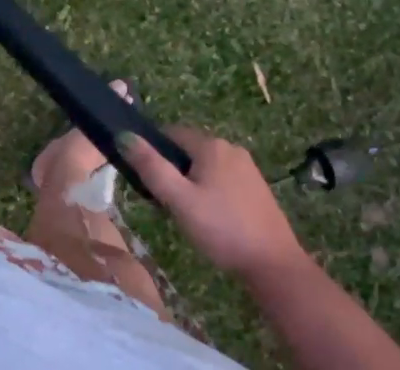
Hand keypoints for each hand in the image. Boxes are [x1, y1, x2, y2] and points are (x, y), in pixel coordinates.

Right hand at [119, 125, 309, 281]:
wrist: (275, 267)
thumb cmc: (222, 229)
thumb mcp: (178, 199)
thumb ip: (150, 166)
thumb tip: (124, 135)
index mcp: (211, 145)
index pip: (169, 133)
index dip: (154, 153)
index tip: (149, 181)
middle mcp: (231, 148)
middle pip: (187, 150)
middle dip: (173, 170)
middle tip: (167, 202)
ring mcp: (248, 168)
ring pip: (205, 166)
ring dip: (191, 182)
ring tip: (188, 213)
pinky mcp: (257, 188)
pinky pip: (222, 179)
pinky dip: (210, 191)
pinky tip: (211, 218)